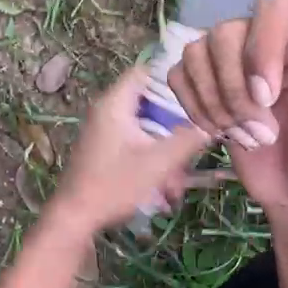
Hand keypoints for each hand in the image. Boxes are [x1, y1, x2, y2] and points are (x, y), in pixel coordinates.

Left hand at [44, 64, 212, 232]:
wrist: (76, 216)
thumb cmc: (115, 184)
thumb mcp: (159, 162)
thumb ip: (188, 139)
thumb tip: (211, 124)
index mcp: (114, 104)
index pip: (145, 72)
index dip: (172, 78)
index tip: (199, 91)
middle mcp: (106, 111)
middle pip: (150, 104)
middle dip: (174, 126)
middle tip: (196, 143)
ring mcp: (103, 131)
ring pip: (145, 130)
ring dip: (165, 151)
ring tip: (177, 182)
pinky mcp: (104, 149)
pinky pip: (135, 144)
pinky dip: (151, 160)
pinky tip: (165, 188)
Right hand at [165, 0, 287, 217]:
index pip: (277, 6)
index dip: (262, 44)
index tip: (266, 95)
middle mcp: (277, 43)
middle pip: (227, 31)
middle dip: (235, 88)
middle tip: (261, 131)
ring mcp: (239, 65)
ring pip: (198, 52)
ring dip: (217, 102)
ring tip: (248, 136)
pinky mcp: (211, 89)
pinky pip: (180, 76)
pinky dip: (195, 107)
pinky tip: (221, 133)